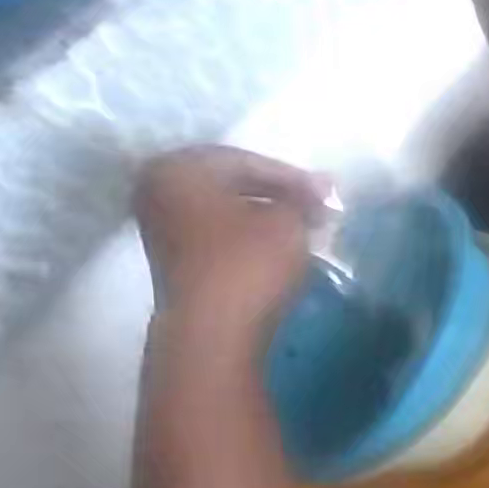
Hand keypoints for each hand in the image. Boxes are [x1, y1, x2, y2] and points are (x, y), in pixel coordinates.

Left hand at [134, 146, 325, 335]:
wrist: (215, 326)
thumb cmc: (250, 263)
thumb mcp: (288, 223)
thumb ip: (303, 198)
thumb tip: (322, 186)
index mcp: (180, 168)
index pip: (247, 161)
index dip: (295, 178)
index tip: (329, 195)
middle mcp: (159, 187)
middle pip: (231, 182)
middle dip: (278, 194)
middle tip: (318, 209)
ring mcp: (161, 224)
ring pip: (225, 208)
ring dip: (265, 214)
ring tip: (303, 227)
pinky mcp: (175, 256)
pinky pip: (217, 231)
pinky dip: (248, 232)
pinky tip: (277, 244)